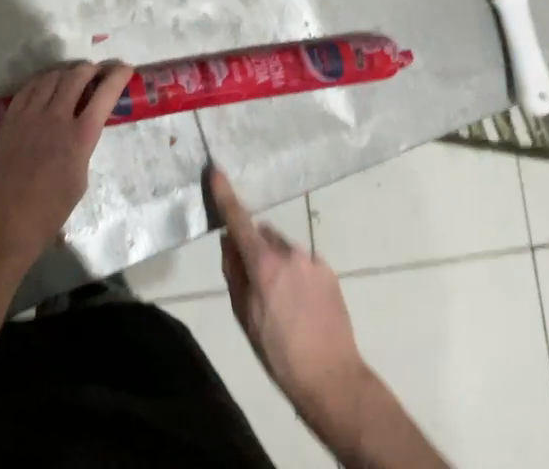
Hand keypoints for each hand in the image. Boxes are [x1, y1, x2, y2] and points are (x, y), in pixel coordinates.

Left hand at [0, 62, 133, 265]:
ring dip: (66, 71)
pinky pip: (27, 88)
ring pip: (50, 78)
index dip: (117, 78)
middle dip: (91, 69)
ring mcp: (30, 116)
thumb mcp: (81, 178)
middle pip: (76, 78)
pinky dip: (41, 80)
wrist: (8, 217)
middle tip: (97, 70)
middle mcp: (56, 118)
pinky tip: (45, 82)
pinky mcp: (10, 119)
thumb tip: (80, 131)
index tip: (125, 68)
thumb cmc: (52, 208)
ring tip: (72, 74)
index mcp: (80, 137)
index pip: (104, 96)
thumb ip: (83, 147)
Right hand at [212, 167, 366, 408]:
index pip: (239, 221)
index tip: (215, 171)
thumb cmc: (278, 353)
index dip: (225, 195)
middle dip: (254, 248)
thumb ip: (234, 273)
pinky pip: (302, 263)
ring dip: (275, 263)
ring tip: (279, 302)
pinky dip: (294, 274)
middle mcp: (291, 254)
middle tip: (252, 283)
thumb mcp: (244, 316)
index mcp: (265, 265)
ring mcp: (314, 262)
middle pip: (262, 236)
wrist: (332, 378)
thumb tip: (228, 243)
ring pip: (283, 250)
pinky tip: (298, 305)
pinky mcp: (329, 272)